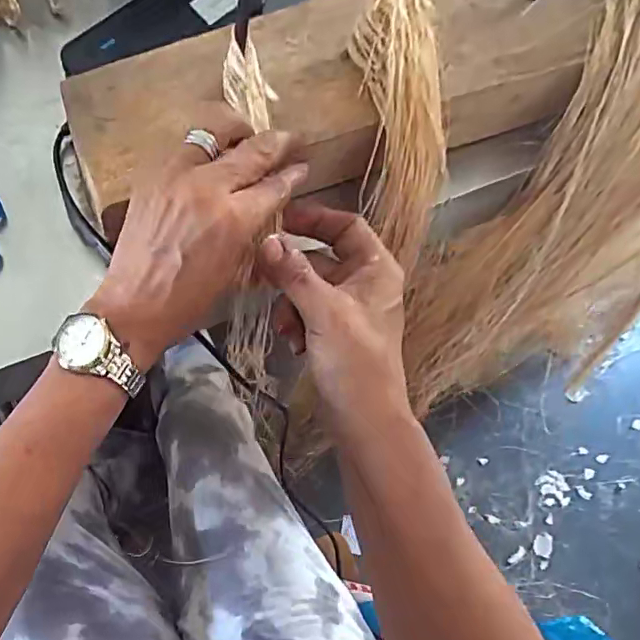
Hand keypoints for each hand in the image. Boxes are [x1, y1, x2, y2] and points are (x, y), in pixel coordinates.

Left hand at [87, 107, 308, 367]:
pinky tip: (208, 155)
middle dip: (279, 143)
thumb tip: (269, 219)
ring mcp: (176, 174)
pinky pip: (183, 144)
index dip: (292, 176)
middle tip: (290, 140)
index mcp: (234, 220)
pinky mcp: (152, 174)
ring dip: (237, 129)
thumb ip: (254, 241)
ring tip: (245, 136)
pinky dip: (202, 144)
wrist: (134, 306)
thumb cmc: (185, 304)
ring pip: (215, 130)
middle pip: (253, 150)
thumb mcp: (232, 278)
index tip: (301, 168)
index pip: (274, 186)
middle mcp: (208, 187)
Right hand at [258, 200, 411, 428]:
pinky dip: (296, 326)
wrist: (364, 420)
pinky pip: (308, 317)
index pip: (346, 226)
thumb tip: (268, 241)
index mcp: (376, 268)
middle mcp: (365, 285)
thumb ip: (295, 274)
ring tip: (286, 330)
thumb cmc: (354, 363)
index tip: (280, 220)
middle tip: (263, 281)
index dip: (315, 219)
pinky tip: (293, 345)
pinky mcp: (335, 337)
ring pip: (309, 291)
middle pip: (320, 261)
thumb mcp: (323, 312)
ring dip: (290, 306)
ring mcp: (350, 313)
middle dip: (292, 276)